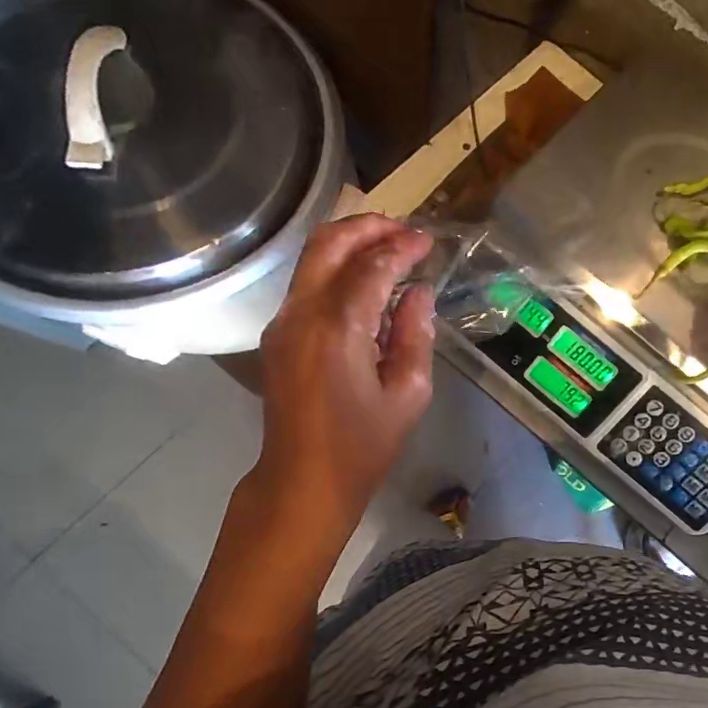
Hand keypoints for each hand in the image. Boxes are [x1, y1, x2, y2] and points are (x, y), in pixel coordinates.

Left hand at [253, 214, 434, 508]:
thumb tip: (419, 294)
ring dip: (350, 243)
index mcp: (338, 329)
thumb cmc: (363, 445)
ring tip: (389, 247)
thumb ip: (416, 335)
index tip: (429, 242)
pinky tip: (366, 282)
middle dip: (369, 227)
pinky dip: (337, 268)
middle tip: (405, 231)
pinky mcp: (278, 334)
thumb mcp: (409, 394)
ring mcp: (283, 322)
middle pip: (329, 244)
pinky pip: (308, 283)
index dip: (402, 248)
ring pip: (312, 258)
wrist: (303, 480)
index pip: (372, 267)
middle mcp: (302, 314)